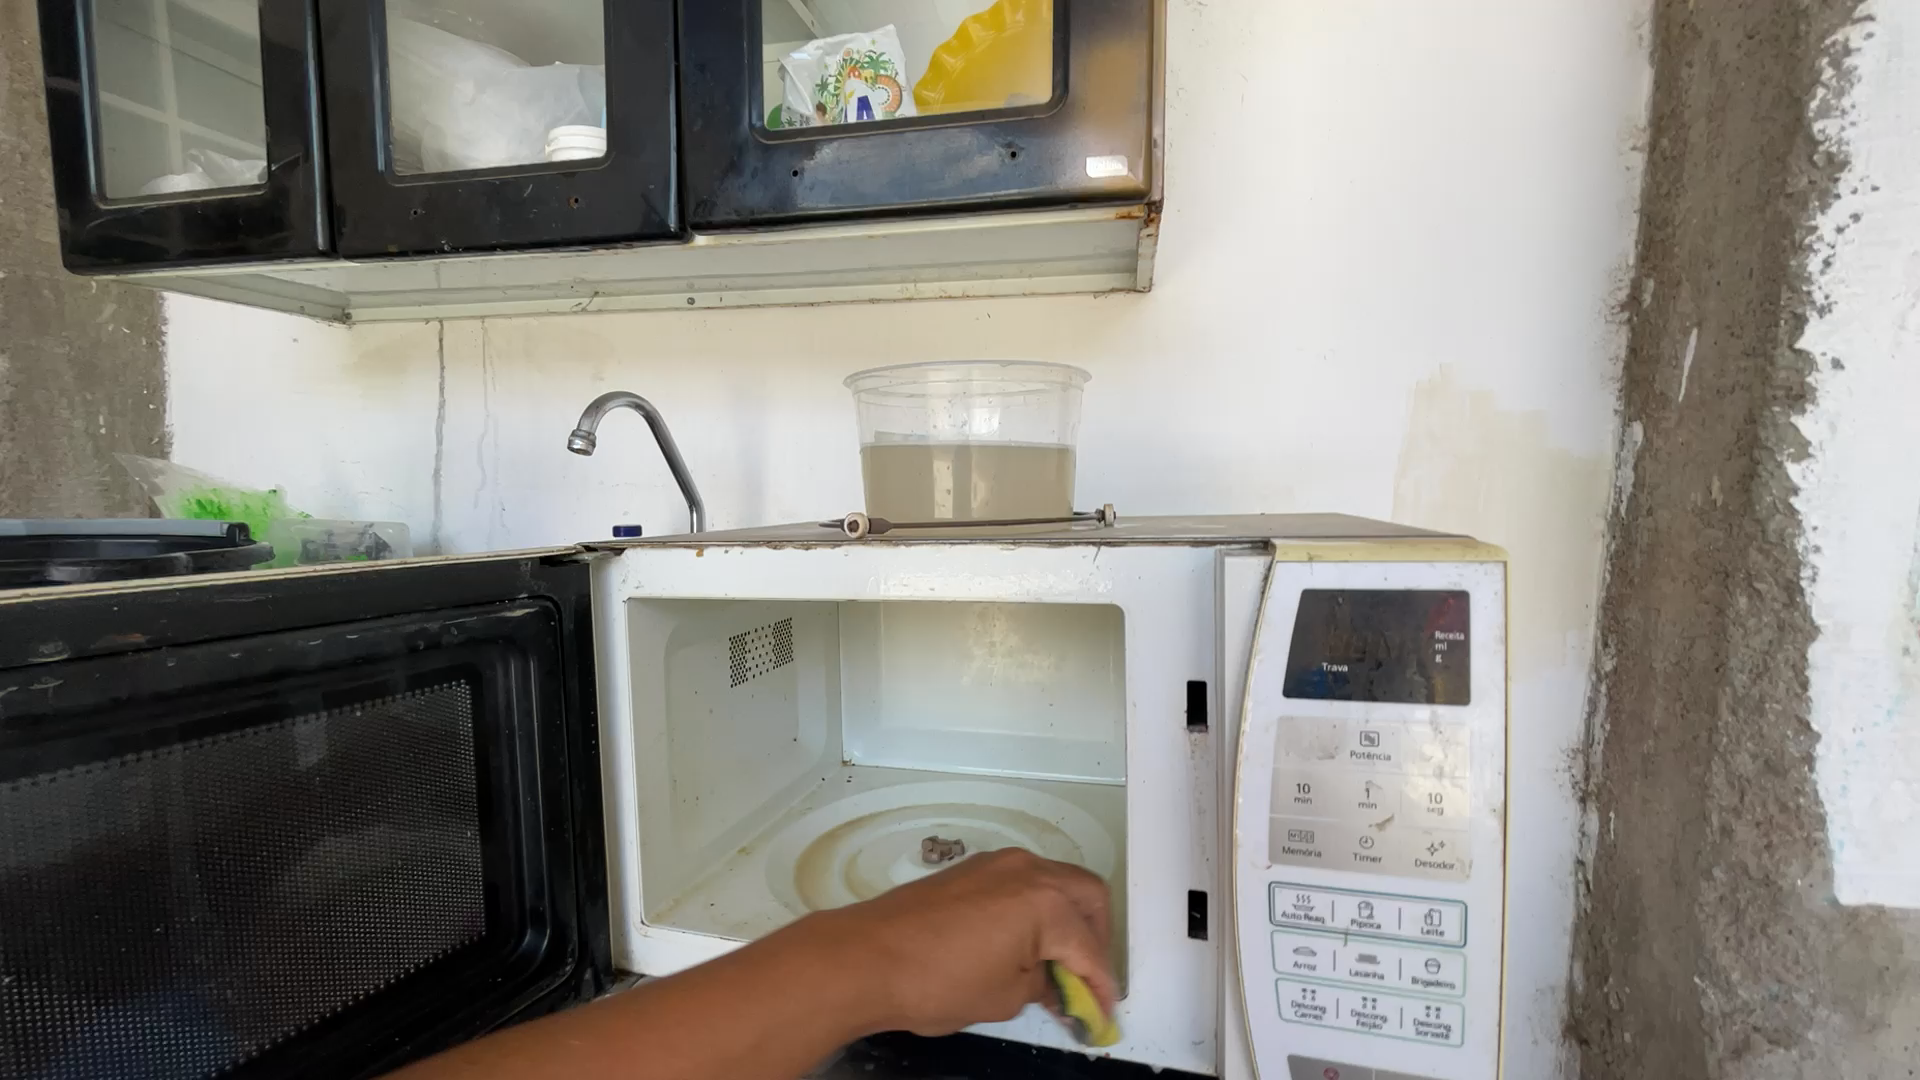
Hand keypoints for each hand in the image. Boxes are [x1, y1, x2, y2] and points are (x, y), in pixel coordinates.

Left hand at [812, 848, 1116, 1037]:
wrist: (870, 954)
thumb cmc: (941, 981)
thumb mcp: (1005, 997)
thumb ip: (1044, 986)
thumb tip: (1058, 984)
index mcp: (1045, 902)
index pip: (1090, 947)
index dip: (1101, 986)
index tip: (1103, 1013)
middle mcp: (1029, 870)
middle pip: (1087, 894)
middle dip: (1097, 937)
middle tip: (1088, 978)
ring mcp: (1000, 862)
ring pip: (1056, 880)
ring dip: (1067, 916)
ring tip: (1057, 962)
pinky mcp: (975, 866)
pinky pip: (1025, 880)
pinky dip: (1038, 906)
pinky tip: (1025, 941)